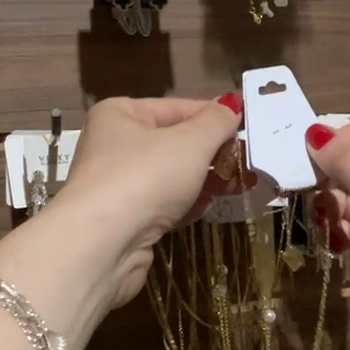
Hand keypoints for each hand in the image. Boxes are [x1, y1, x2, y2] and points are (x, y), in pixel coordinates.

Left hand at [50, 95, 242, 307]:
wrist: (103, 245)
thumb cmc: (146, 178)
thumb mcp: (191, 142)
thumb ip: (216, 122)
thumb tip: (233, 104)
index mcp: (120, 114)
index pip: (177, 108)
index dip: (214, 117)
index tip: (247, 127)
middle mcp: (113, 145)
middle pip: (173, 142)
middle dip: (211, 153)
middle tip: (246, 160)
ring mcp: (116, 185)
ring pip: (170, 176)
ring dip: (202, 180)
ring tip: (238, 184)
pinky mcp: (123, 220)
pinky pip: (162, 204)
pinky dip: (185, 204)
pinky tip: (206, 208)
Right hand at [306, 121, 349, 349]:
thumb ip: (348, 164)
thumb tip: (312, 131)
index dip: (331, 147)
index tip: (305, 169)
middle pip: (348, 168)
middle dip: (328, 186)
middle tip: (322, 210)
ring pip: (346, 202)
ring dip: (332, 215)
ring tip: (337, 234)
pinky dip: (341, 236)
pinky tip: (340, 248)